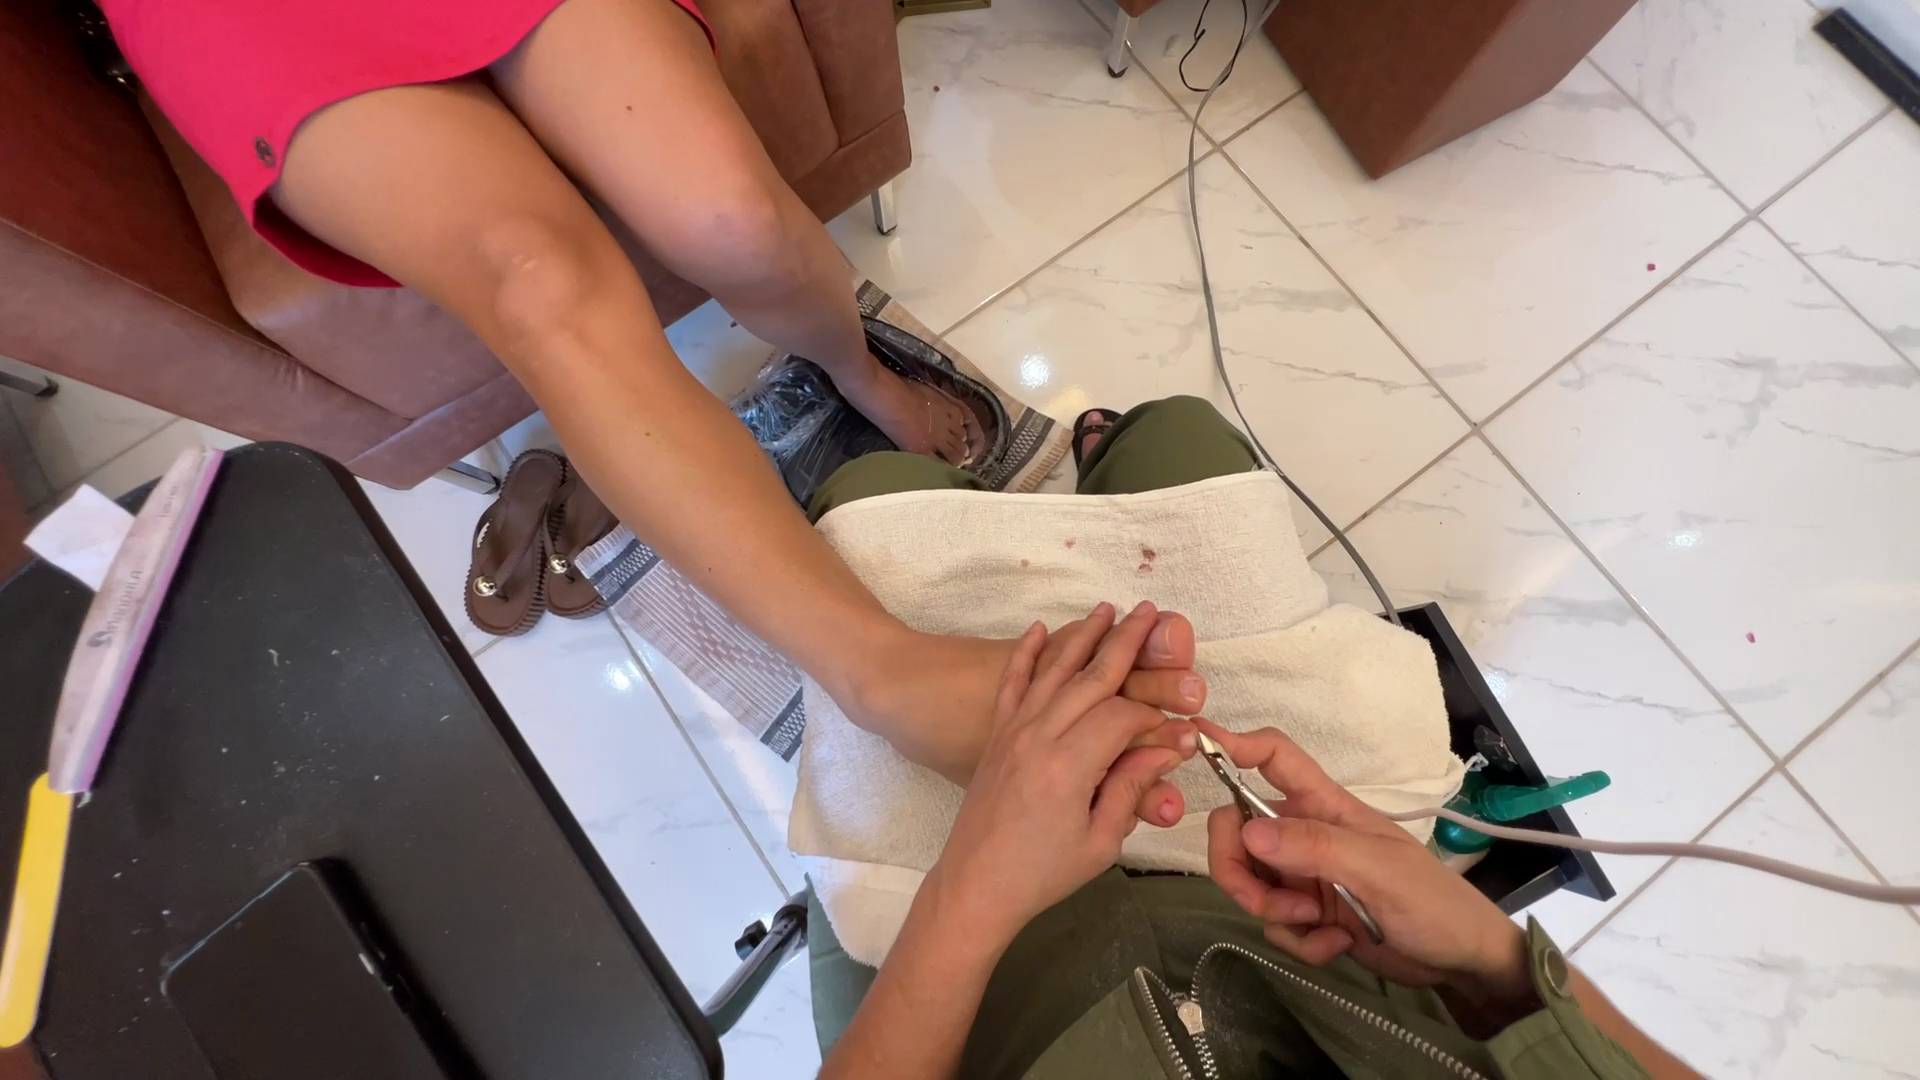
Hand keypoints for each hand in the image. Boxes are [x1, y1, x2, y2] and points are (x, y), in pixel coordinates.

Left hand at [929, 602, 1194, 943]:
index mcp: (1069, 766)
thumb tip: (1170, 745)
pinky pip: (1013, 683)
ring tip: (1106, 608)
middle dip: (1124, 642)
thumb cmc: (1042, 872)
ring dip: (1082, 636)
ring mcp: (1014, 729)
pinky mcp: (998, 733)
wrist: (975, 883)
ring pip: (1054, 671)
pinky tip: (1039, 628)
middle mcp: (1039, 736)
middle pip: (1091, 677)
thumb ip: (1132, 786)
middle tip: (1149, 611)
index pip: (1121, 717)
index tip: (1178, 726)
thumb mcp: (1100, 841)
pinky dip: (1026, 654)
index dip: (1153, 716)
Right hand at [1199, 720, 1537, 1029]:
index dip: (1234, 742)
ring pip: (1246, 880)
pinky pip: (1271, 920)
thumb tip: (1248, 834)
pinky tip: (1336, 943)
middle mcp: (1300, 831)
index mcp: (1320, 804)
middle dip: (1239, 872)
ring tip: (1317, 925)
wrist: (1463, 964)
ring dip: (1274, 913)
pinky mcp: (1303, 910)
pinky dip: (1296, 939)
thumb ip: (1313, 846)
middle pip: (1234, 829)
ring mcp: (1299, 871)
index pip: (1271, 756)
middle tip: (1270, 906)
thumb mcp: (1377, 869)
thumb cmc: (1431, 900)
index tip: (1197, 741)